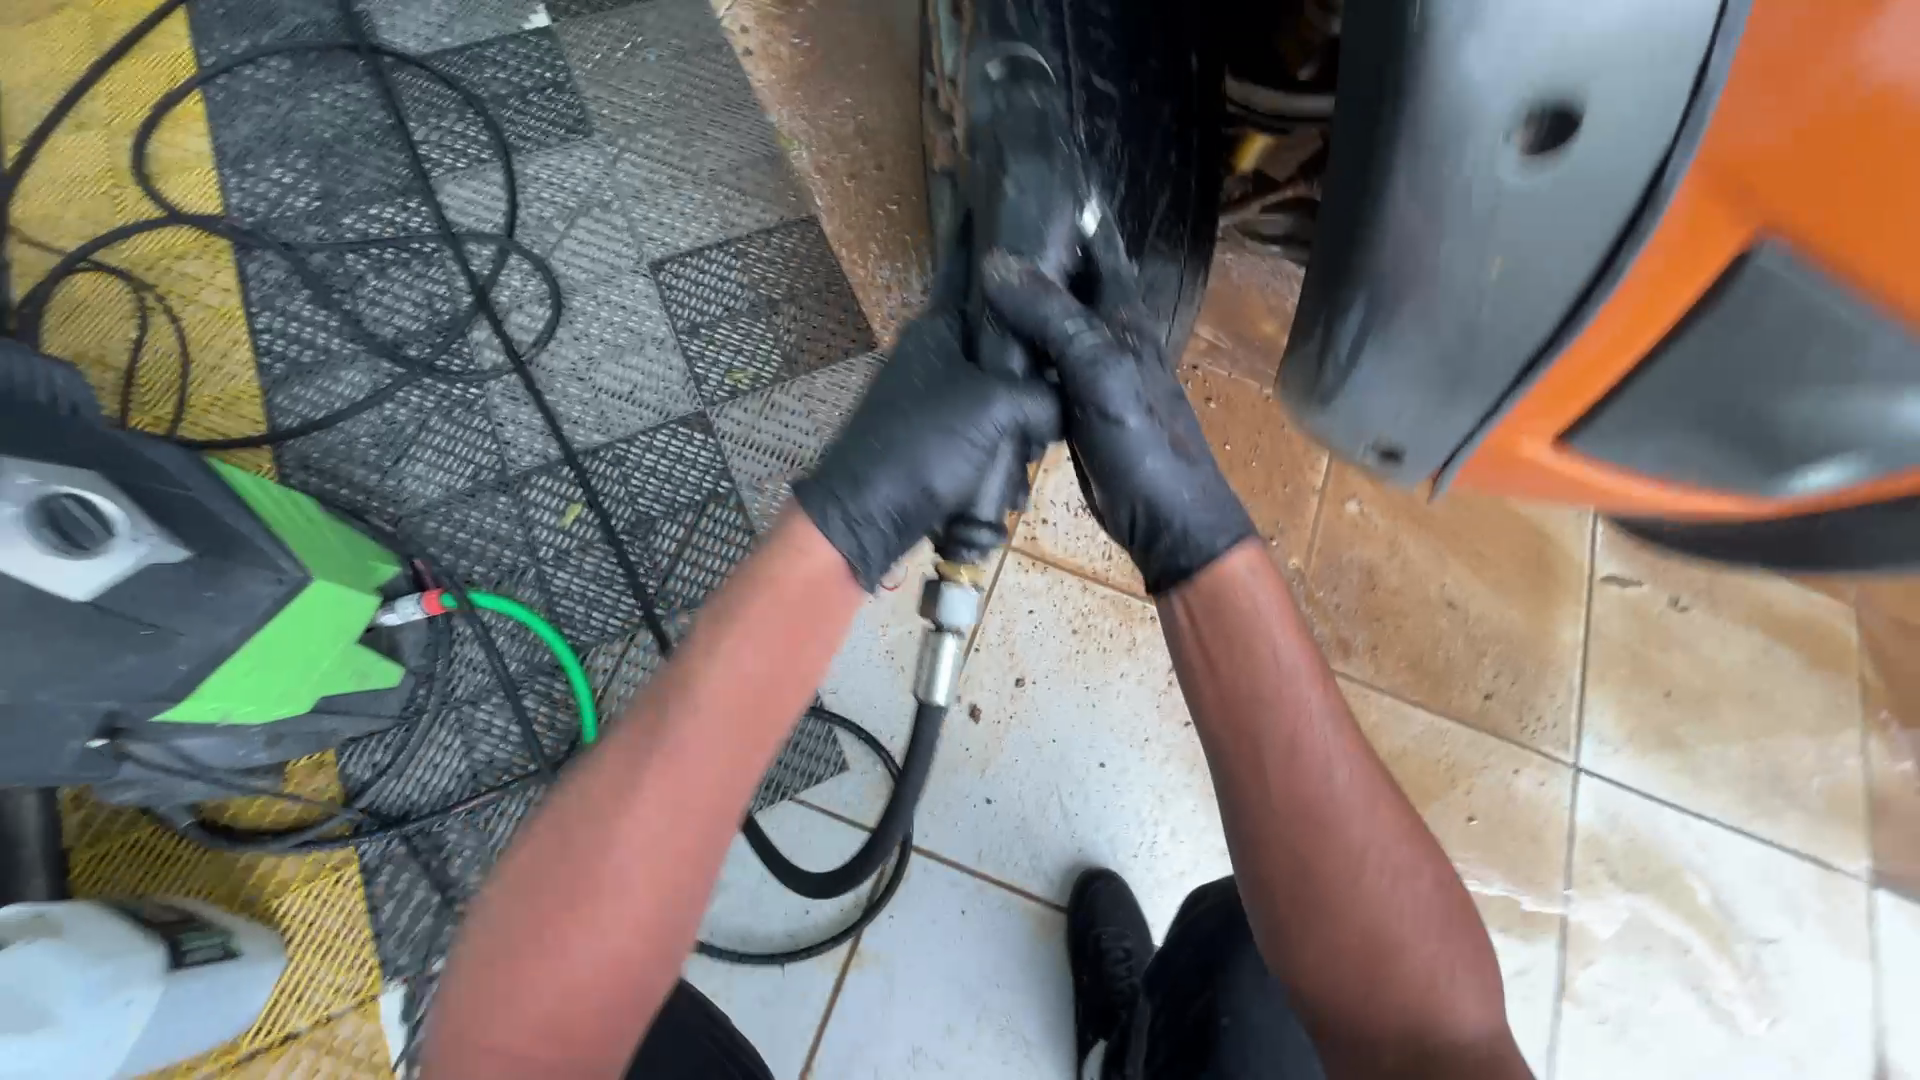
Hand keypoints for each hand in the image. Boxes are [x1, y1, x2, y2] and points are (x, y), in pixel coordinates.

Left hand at [794, 252, 1060, 589]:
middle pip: (1002, 343)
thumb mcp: (995, 407)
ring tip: (1034, 446)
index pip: (973, 270)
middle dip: (1035, 371)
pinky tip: (1012, 479)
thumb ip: (1043, 394)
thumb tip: (1071, 400)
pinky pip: (985, 436)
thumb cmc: (924, 445)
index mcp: (938, 328)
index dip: (1009, 256)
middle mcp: (935, 356)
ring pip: (1000, 396)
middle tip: (1063, 388)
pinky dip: (1001, 454)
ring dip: (1021, 425)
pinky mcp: (938, 442)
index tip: (1058, 252)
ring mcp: (935, 402)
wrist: (868, 516)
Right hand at [982, 231, 1254, 592]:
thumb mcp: (1099, 374)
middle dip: (1029, 261)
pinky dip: (1014, 354)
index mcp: (1122, 318)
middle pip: (1066, 285)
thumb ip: (1053, 318)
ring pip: (1049, 327)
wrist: (1161, 517)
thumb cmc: (1142, 442)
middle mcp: (1106, 336)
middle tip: (973, 238)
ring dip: (1017, 308)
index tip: (1019, 190)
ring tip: (967, 287)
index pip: (1096, 250)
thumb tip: (996, 262)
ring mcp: (1088, 374)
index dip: (1066, 217)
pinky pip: (1039, 368)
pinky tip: (985, 351)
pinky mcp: (1072, 407)